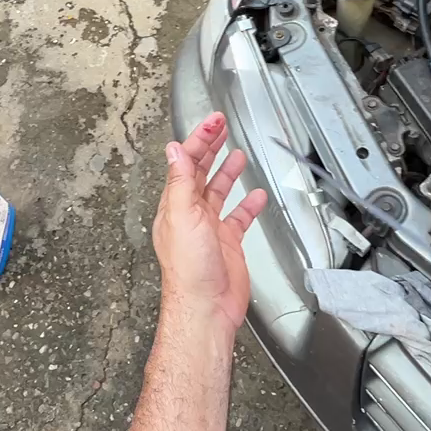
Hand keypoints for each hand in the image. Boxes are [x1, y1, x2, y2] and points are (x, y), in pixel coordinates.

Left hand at [152, 111, 269, 332]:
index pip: (185, 162)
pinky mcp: (227, 243)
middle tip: (222, 126)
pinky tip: (257, 196)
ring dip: (227, 171)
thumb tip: (173, 150)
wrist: (206, 308)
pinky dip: (248, 205)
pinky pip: (239, 218)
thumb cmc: (189, 269)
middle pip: (200, 171)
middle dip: (210, 146)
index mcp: (175, 204)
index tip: (213, 122)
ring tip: (237, 153)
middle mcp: (190, 213)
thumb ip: (180, 181)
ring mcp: (209, 228)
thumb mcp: (182, 216)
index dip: (198, 139)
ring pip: (219, 191)